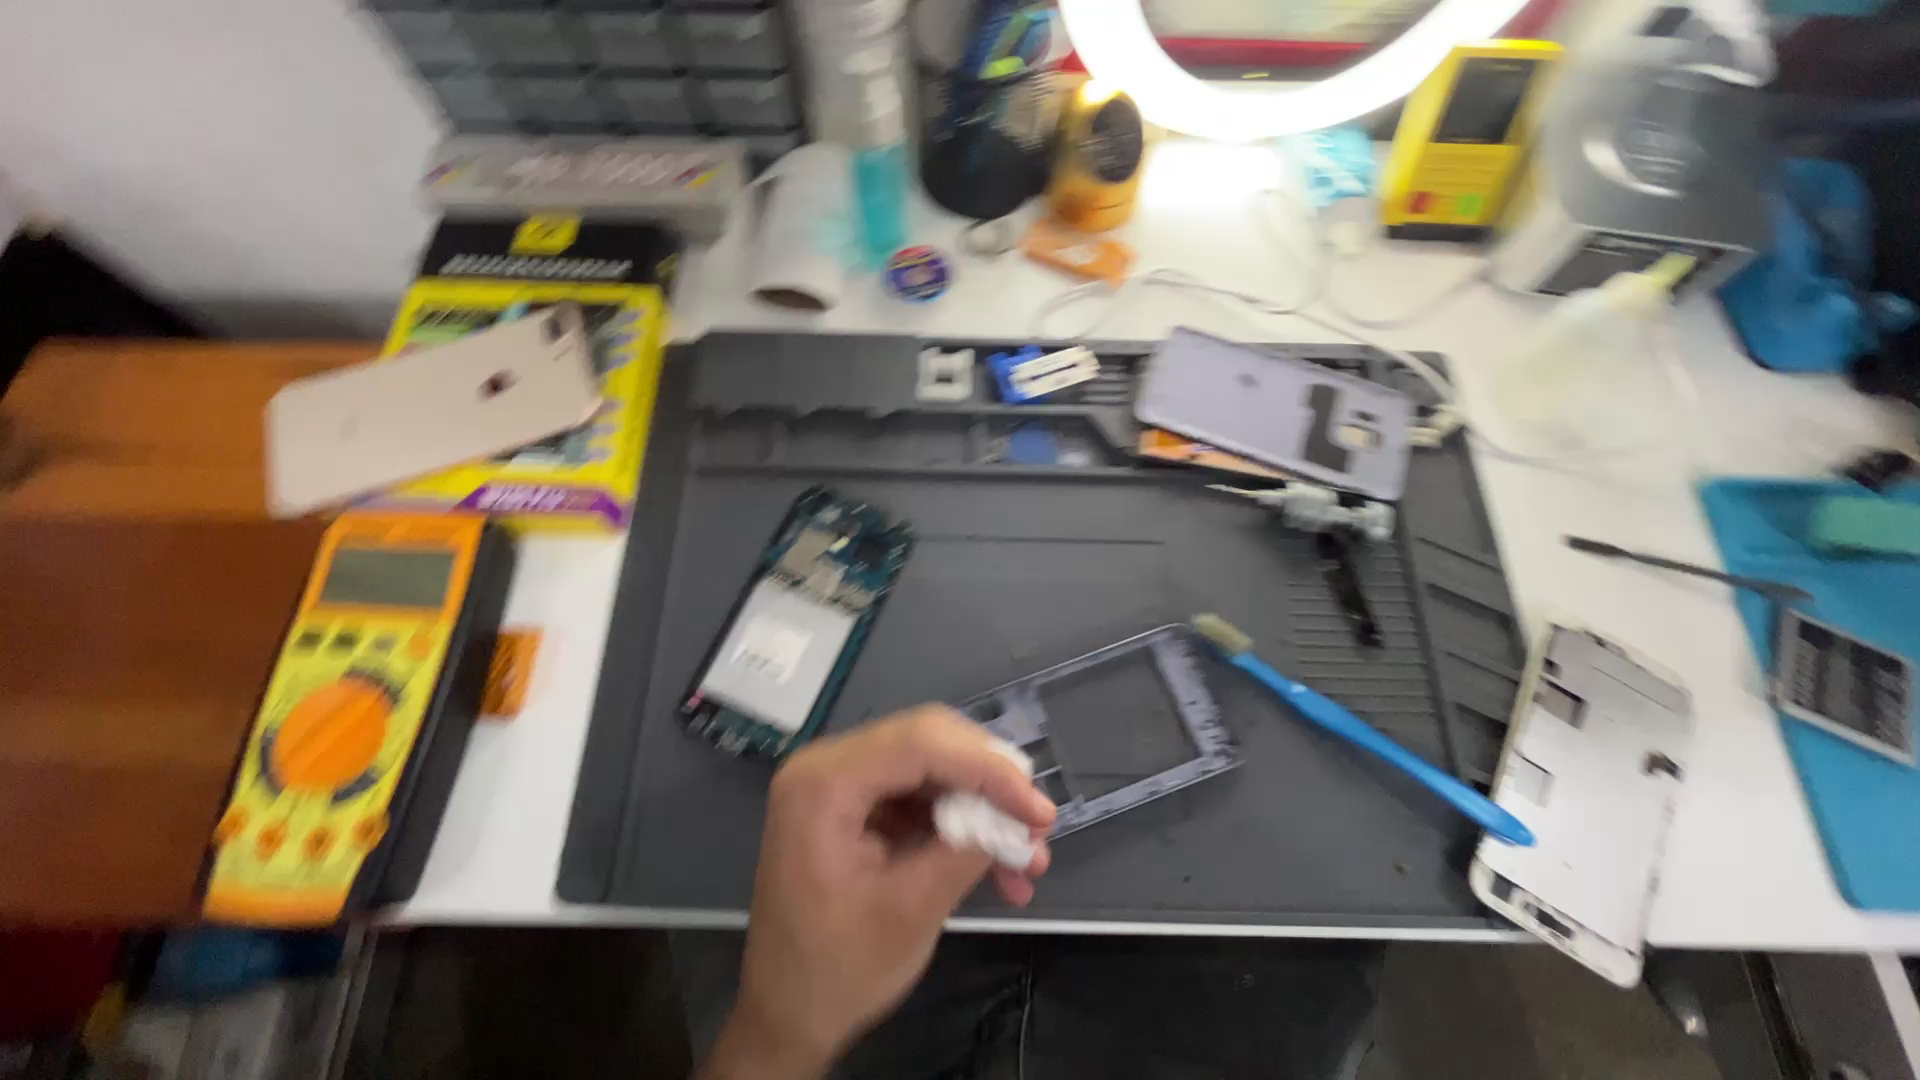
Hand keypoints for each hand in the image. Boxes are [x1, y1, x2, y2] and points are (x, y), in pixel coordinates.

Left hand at [700, 705, 1054, 1078]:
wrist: (786, 1014)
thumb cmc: (835, 969)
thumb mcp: (910, 912)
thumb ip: (965, 852)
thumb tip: (1015, 819)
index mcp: (823, 783)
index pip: (920, 743)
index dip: (988, 768)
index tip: (1038, 812)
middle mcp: (828, 766)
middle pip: (929, 742)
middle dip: (990, 782)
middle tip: (1036, 825)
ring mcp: (843, 783)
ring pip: (933, 767)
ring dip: (983, 806)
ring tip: (1027, 857)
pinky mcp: (858, 806)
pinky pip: (922, 795)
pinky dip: (962, 823)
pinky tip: (997, 866)